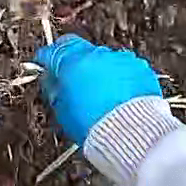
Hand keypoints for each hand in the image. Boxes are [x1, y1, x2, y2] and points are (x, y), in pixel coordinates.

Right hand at [35, 34, 161, 143]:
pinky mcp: (139, 68)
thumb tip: (52, 82)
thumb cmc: (97, 126)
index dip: (47, 60)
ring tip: (100, 96)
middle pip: (79, 51)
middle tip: (74, 84)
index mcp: (72, 62)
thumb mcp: (62, 111)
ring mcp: (119, 59)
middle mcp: (96, 55)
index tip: (47, 66)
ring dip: (99, 72)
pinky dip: (120, 78)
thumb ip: (54, 90)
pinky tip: (118, 96)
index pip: (53, 51)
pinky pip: (124, 68)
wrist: (132, 134)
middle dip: (75, 66)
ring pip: (103, 59)